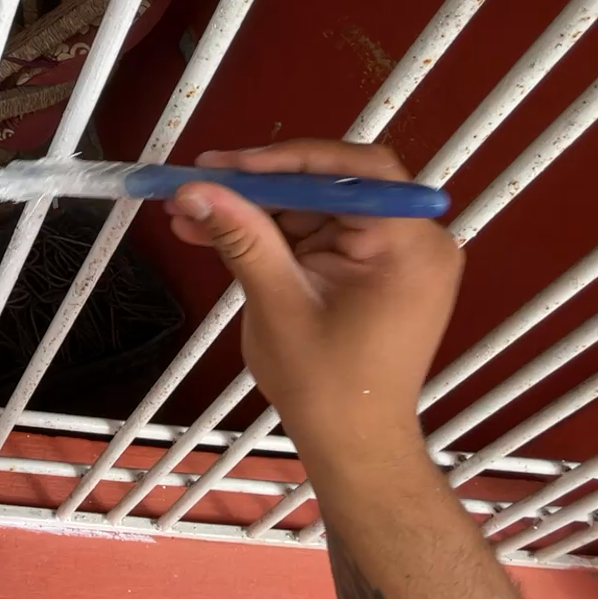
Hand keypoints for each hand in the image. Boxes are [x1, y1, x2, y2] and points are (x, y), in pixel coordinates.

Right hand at [164, 140, 462, 459]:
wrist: (350, 440)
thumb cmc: (324, 382)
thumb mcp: (276, 302)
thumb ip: (240, 237)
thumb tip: (192, 190)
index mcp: (407, 245)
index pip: (356, 171)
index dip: (289, 158)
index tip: (228, 166)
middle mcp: (409, 239)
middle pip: (329, 185)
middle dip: (258, 185)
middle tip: (199, 182)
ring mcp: (385, 252)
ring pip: (310, 206)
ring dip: (251, 210)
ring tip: (188, 213)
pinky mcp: (361, 266)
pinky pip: (309, 233)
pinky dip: (264, 233)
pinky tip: (211, 233)